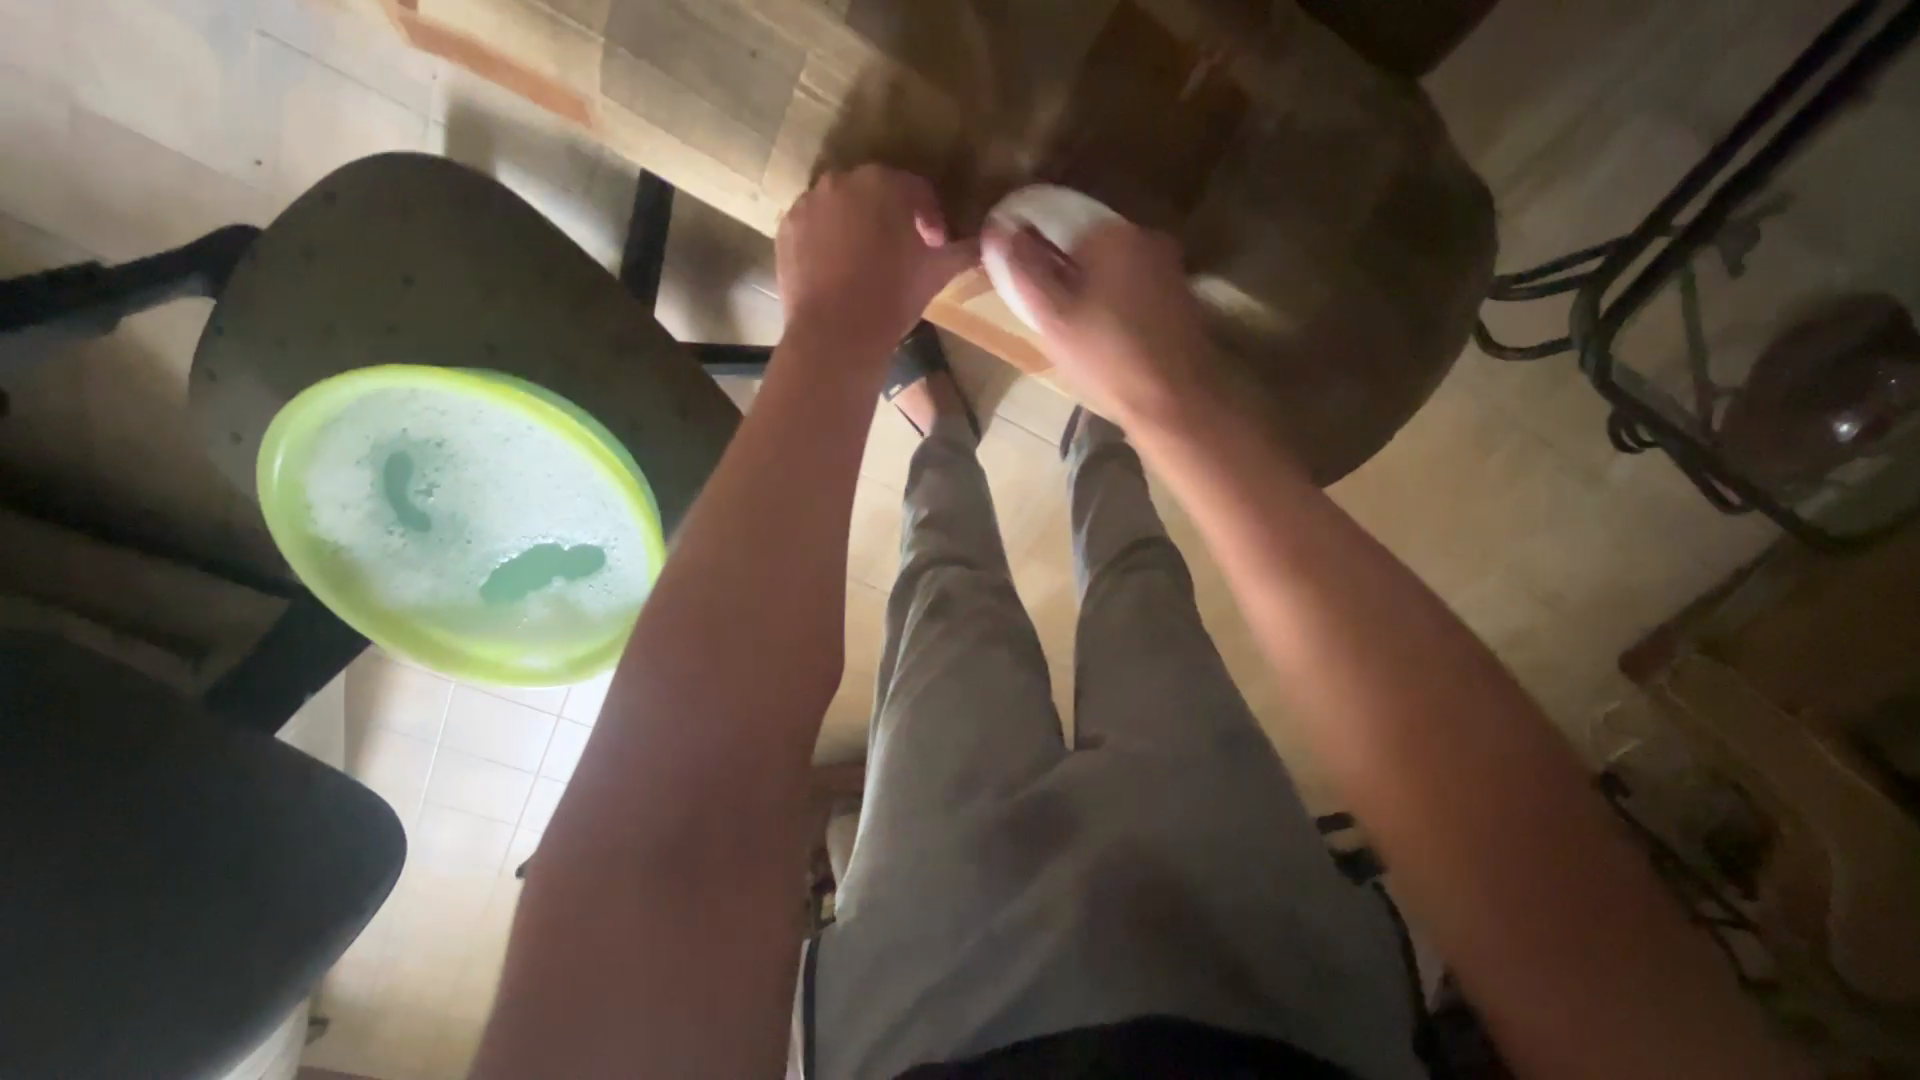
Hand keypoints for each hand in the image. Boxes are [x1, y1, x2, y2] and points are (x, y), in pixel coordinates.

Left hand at [777, 166, 977, 359]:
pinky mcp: (786, 228)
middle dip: (891, 217)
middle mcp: (842, 180)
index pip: (917, 191)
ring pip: (841, 207)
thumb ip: (964, 251)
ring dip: (856, 225)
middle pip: (875, 194)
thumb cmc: (892, 297)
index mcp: (884, 183)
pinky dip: (826, 239)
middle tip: (901, 253)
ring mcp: (808, 202)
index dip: (931, 219)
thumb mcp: (937, 273)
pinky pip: (813, 225)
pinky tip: (836, 270)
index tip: (935, 246)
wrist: (835, 333)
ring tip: (866, 263)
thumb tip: (986, 245)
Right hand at [983, 222, 1221, 432]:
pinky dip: (1111, 301)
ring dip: (1085, 286)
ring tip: (1065, 324)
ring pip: (1109, 267)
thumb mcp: (1052, 317)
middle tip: (1036, 305)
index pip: (1054, 217)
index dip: (1027, 243)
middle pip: (1085, 243)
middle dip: (1058, 266)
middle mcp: (1145, 237)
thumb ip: (1023, 269)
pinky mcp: (1179, 297)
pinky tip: (1100, 333)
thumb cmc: (1108, 358)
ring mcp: (1167, 267)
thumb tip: (998, 230)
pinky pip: (1131, 287)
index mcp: (1111, 232)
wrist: (1177, 403)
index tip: (1010, 272)